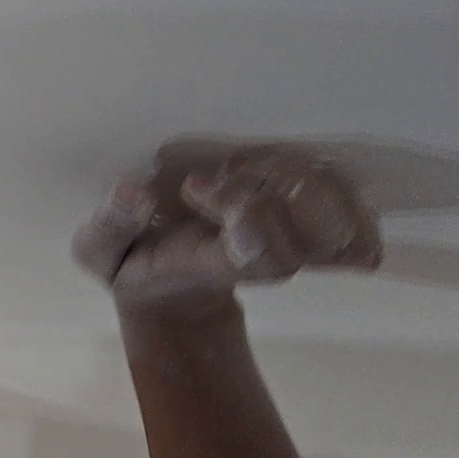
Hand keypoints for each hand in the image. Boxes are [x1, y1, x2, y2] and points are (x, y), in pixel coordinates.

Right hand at [73, 141, 382, 313]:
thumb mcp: (97, 252)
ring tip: (253, 166)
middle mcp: (271, 262)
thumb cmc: (131, 265)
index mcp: (216, 266)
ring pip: (348, 222)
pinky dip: (335, 190)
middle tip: (232, 167)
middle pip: (325, 234)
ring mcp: (300, 252)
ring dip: (306, 179)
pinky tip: (280, 175)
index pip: (267, 252)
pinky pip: (361, 225)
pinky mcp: (316, 237)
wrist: (170, 292)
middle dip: (281, 185)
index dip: (243, 208)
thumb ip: (109, 225)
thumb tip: (134, 190)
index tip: (192, 184)